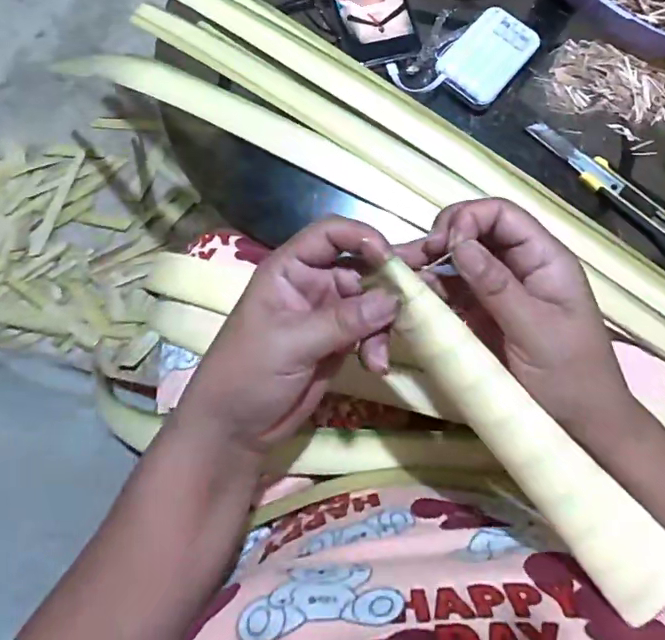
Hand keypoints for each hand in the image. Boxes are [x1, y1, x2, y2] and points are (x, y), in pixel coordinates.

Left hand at [170, 218, 398, 457]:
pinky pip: (372, 329)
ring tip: (395, 342)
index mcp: (290, 268)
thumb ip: (343, 321)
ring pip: (373, 299)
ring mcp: (328, 312)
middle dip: (392, 277)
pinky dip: (380, 343)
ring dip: (388, 319)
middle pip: (360, 265)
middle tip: (430, 285)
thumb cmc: (248, 373)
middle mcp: (313, 282)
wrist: (234, 430)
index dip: (361, 237)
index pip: (330, 234)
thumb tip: (393, 299)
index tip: (389, 258)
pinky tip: (378, 366)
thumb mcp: (292, 343)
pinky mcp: (340, 341)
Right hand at [396, 198, 634, 439]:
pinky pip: (452, 289)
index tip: (443, 244)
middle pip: (475, 230)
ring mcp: (498, 289)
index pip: (502, 215)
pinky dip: (429, 289)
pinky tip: (411, 295)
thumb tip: (458, 243)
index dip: (469, 218)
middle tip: (413, 259)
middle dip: (441, 237)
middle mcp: (519, 265)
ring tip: (399, 272)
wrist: (584, 431)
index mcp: (543, 259)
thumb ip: (497, 286)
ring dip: (428, 262)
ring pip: (457, 259)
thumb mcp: (536, 331)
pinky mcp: (481, 313)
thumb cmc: (572, 378)